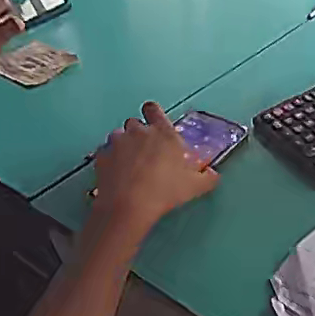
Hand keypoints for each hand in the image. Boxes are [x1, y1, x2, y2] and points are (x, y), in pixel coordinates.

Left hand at [92, 102, 218, 231]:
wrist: (129, 206)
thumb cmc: (165, 191)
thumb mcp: (195, 186)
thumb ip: (207, 178)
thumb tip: (213, 174)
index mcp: (163, 133)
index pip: (153, 109)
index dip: (153, 113)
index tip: (155, 124)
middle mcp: (138, 132)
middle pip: (135, 123)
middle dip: (139, 134)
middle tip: (147, 154)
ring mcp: (116, 142)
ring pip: (118, 136)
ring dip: (124, 146)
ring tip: (130, 166)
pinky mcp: (101, 156)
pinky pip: (106, 153)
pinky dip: (111, 160)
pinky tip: (117, 175)